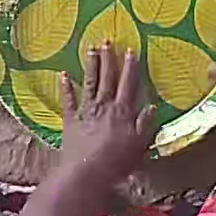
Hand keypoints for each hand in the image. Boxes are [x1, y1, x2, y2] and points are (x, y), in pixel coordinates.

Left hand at [57, 43, 157, 189]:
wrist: (85, 174)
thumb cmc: (116, 162)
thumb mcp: (139, 145)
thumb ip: (145, 124)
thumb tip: (152, 105)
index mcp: (122, 111)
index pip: (128, 84)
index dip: (130, 67)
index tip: (131, 50)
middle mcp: (104, 106)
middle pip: (108, 78)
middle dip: (109, 59)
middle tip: (107, 40)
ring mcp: (86, 111)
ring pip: (89, 83)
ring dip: (90, 65)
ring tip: (90, 49)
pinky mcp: (70, 120)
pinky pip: (68, 100)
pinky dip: (66, 87)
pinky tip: (63, 75)